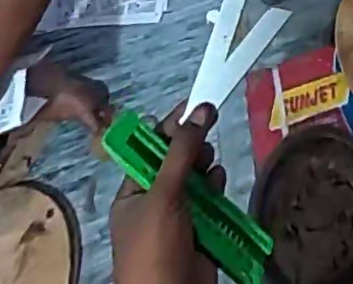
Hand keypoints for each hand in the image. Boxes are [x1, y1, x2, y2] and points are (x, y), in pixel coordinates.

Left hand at [112, 104, 224, 283]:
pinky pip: (211, 194)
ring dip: (206, 165)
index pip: (152, 146)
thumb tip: (201, 107)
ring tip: (210, 168)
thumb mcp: (163, 196)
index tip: (198, 103)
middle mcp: (154, 199)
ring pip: (197, 174)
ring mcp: (178, 214)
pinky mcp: (201, 226)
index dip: (173, 124)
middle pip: (177, 157)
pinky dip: (216, 185)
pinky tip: (219, 185)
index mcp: (133, 192)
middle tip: (204, 141)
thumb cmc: (155, 250)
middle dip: (193, 145)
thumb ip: (182, 151)